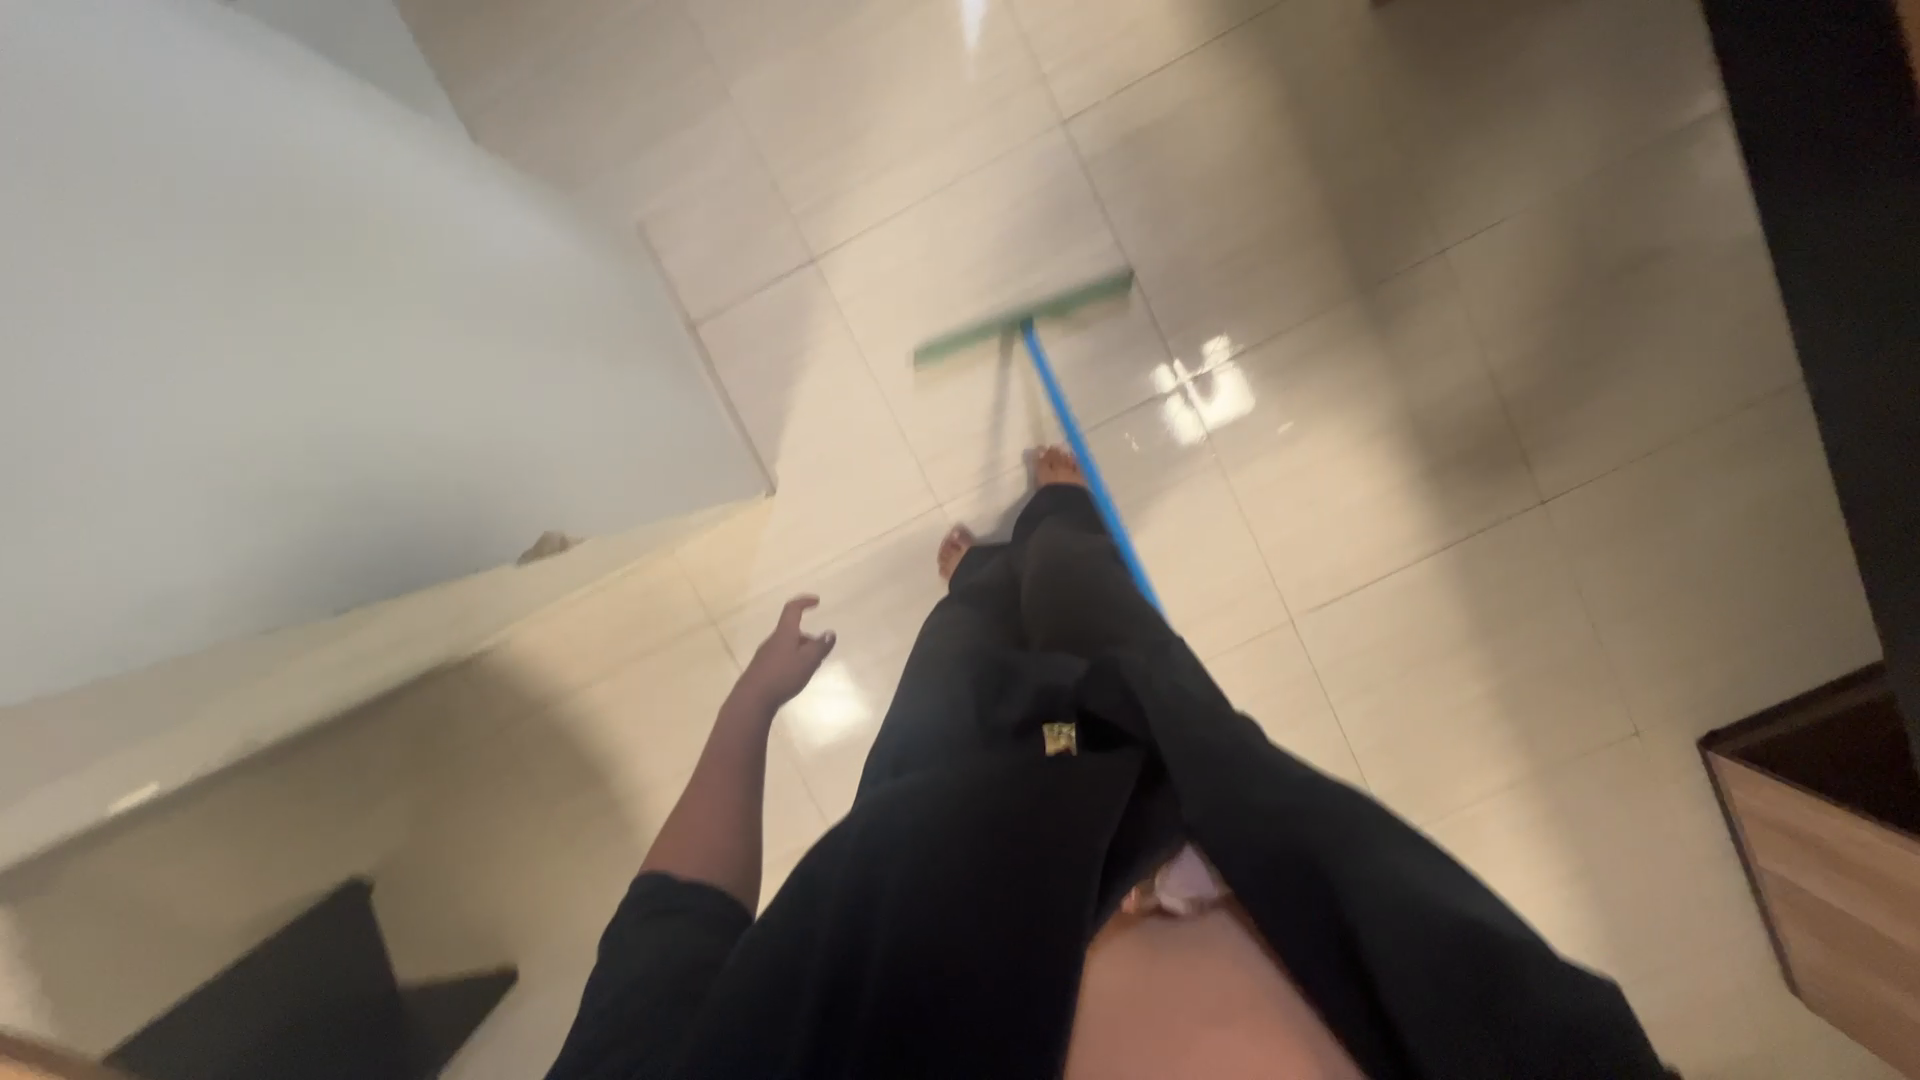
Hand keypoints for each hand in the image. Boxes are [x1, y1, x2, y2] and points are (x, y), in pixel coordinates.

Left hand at [733, 595, 836, 713]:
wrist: (752, 699)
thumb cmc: (782, 676)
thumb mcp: (807, 661)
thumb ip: (820, 647)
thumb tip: (830, 632)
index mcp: (784, 633)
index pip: (793, 609)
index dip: (804, 602)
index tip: (816, 601)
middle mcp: (773, 640)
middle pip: (792, 631)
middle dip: (808, 638)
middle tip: (820, 650)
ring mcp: (765, 655)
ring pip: (787, 646)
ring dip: (801, 651)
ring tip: (811, 666)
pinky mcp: (761, 669)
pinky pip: (781, 657)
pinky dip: (792, 661)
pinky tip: (796, 677)